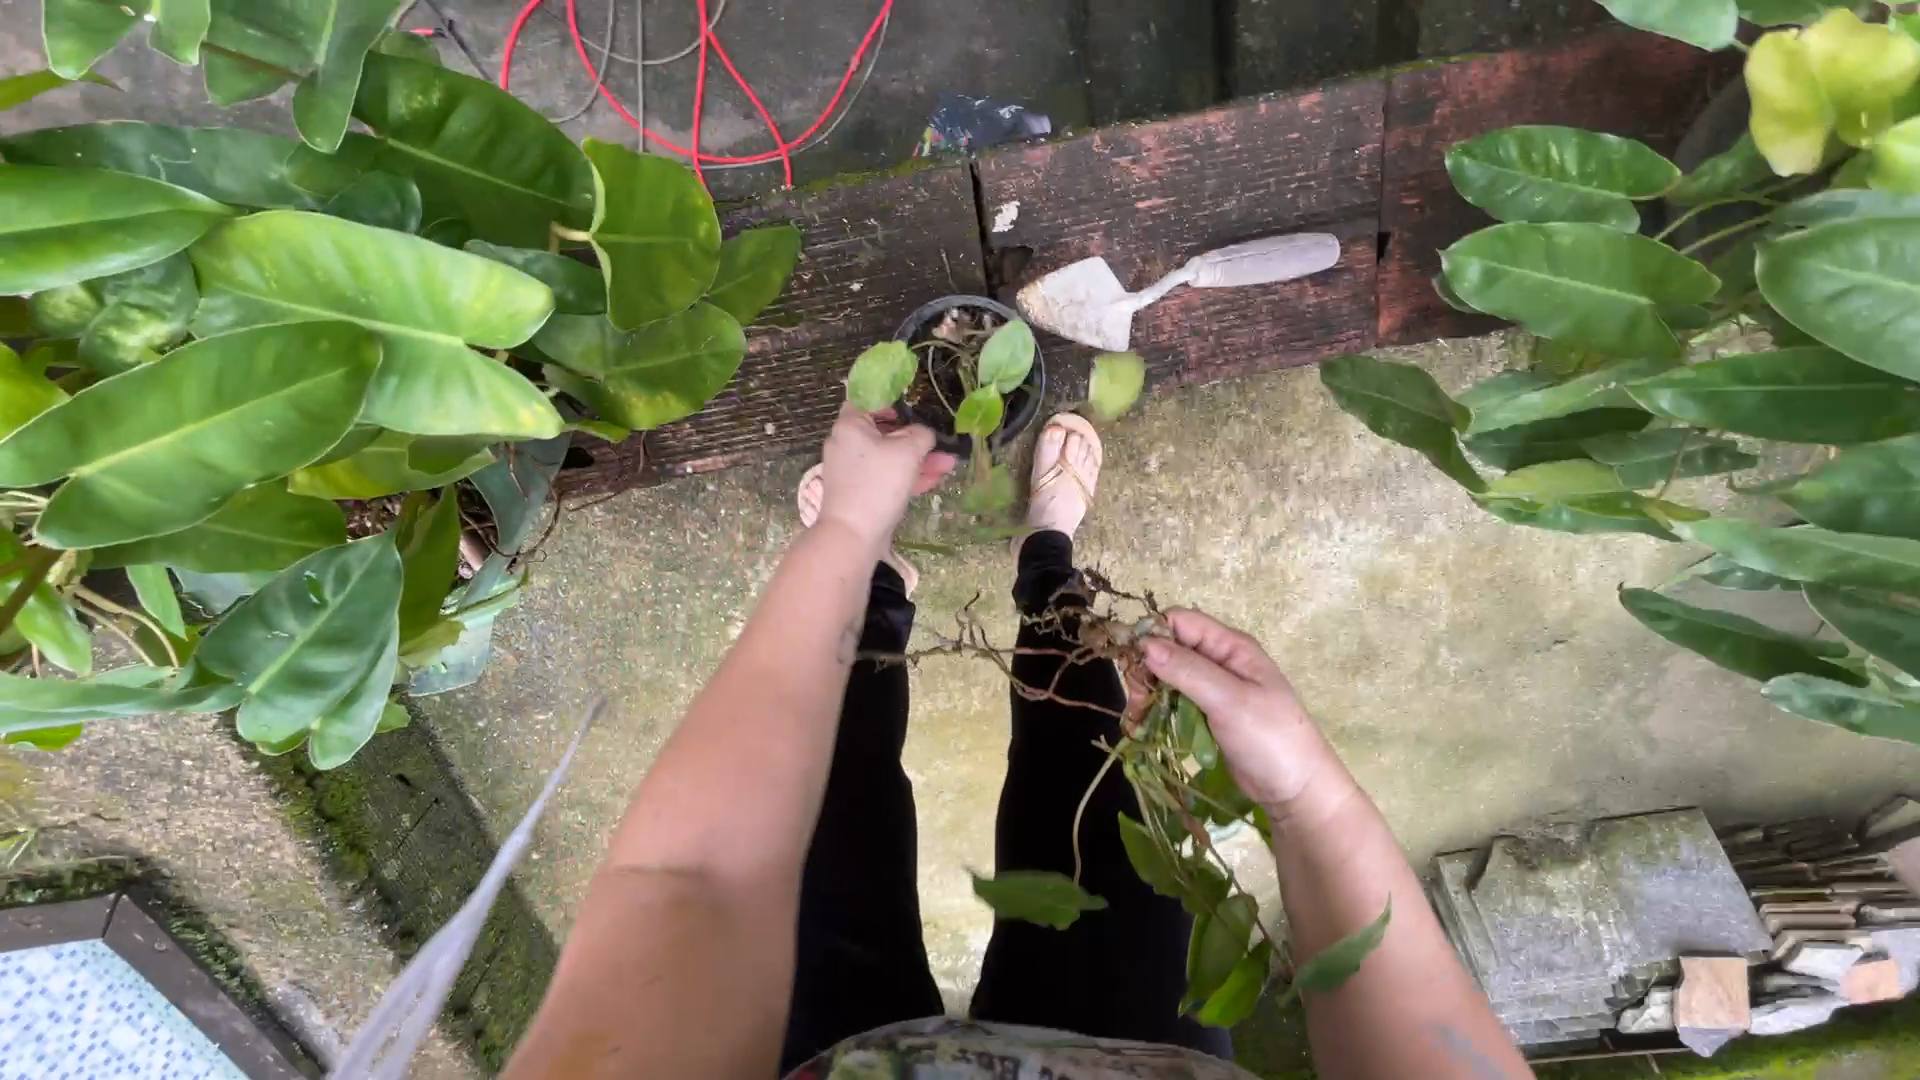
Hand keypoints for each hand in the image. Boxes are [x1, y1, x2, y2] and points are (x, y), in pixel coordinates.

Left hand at [817, 403, 955, 549]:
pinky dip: (907, 476)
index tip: (913, 402)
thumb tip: (924, 434)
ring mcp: (853, 470)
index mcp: (850, 425)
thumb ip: (921, 435)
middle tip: (941, 442)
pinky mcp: (861, 492)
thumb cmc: (877, 483)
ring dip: (918, 460)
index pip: (868, 400)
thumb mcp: (907, 451)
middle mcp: (847, 444)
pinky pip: (886, 476)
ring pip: (889, 458)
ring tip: (949, 464)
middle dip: (917, 439)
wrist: (853, 534)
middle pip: (885, 432)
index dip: (890, 399)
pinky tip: (936, 479)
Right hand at [1142, 609, 1354, 823]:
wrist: (1295, 789)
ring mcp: (1212, 686)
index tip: (1135, 665)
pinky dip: (1154, 708)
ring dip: (1146, 691)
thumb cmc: (1270, 739)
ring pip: (1165, 674)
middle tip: (1137, 701)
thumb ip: (1188, 670)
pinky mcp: (1205, 710)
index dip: (1153, 635)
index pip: (1180, 621)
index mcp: (1230, 646)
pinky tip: (1143, 726)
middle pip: (1167, 647)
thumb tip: (1145, 644)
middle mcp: (1219, 659)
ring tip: (1138, 719)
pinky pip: (1171, 699)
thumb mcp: (1229, 701)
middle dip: (1146, 669)